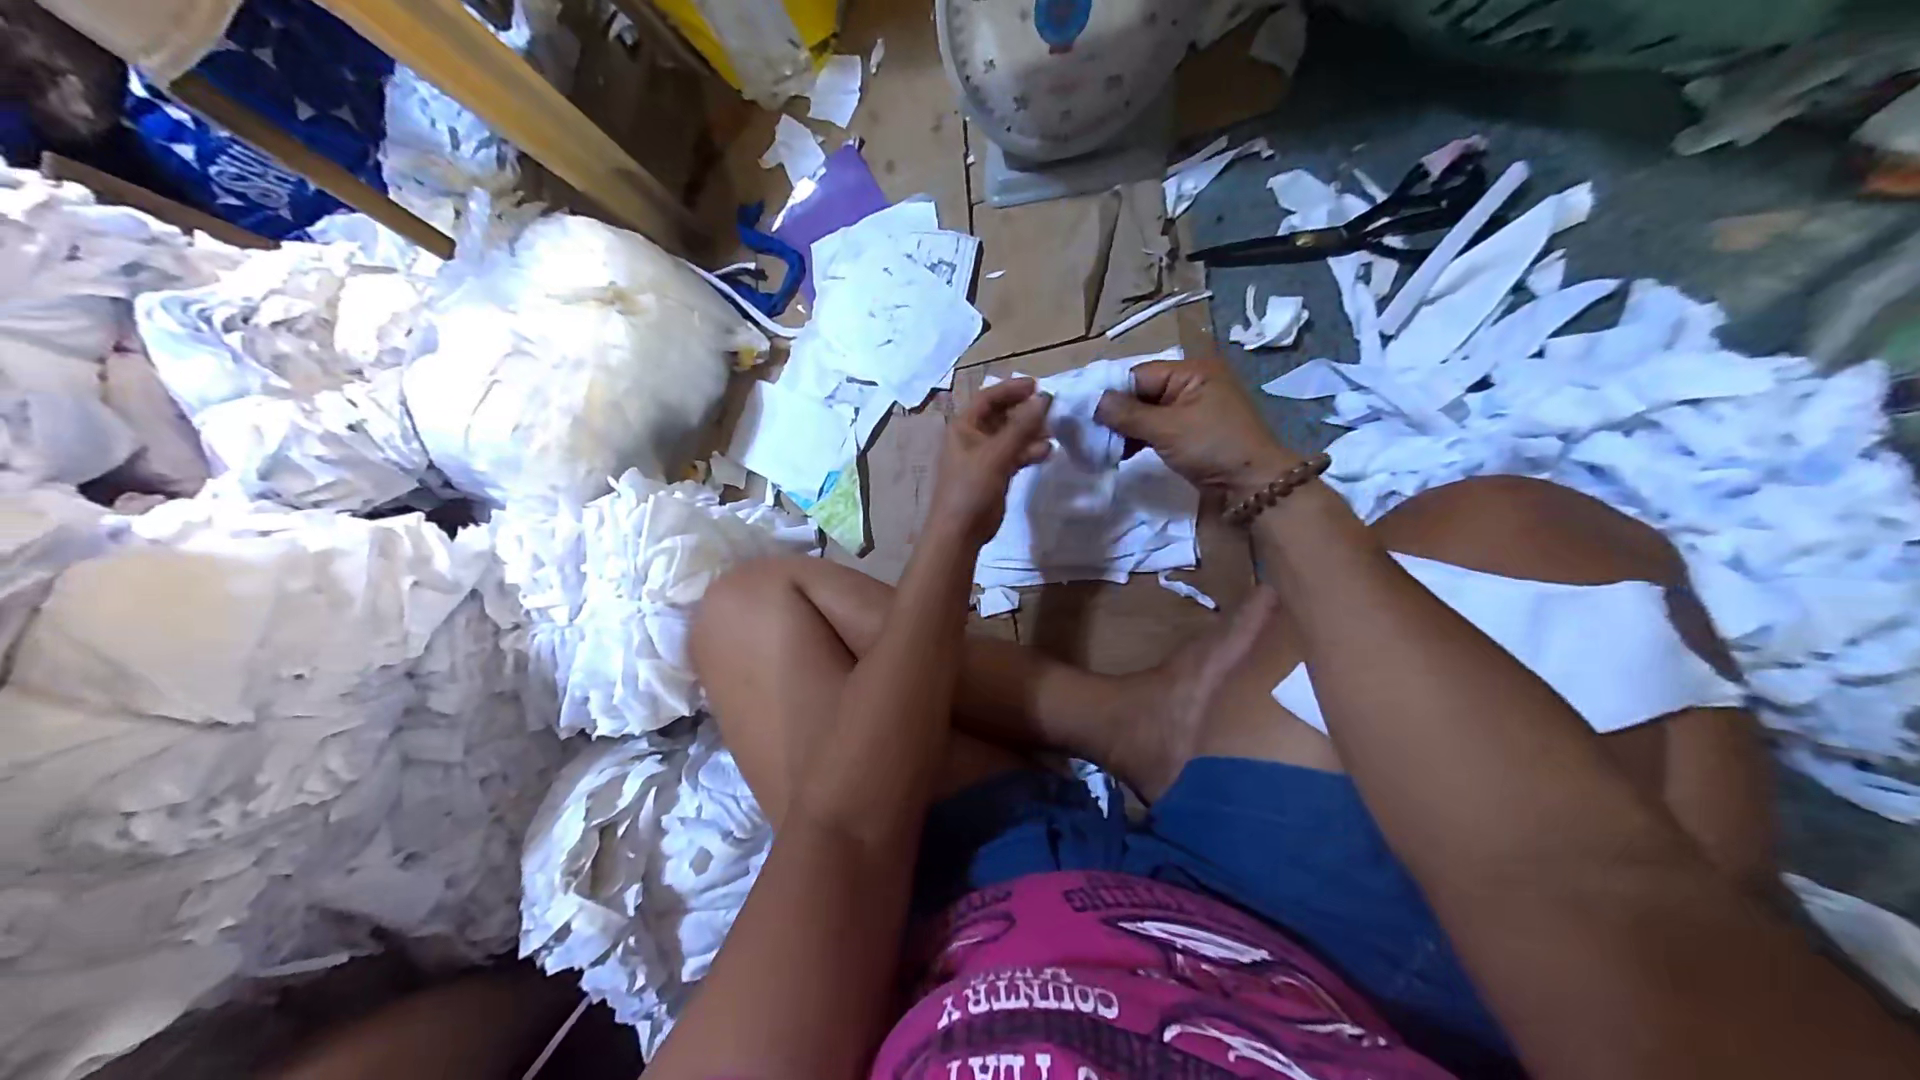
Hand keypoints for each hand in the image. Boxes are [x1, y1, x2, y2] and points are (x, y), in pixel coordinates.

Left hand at [928, 378, 1051, 547]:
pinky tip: (1047, 452)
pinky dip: (1029, 452)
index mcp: (963, 427)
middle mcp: (972, 438)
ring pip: (1010, 436)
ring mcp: (984, 457)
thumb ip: (1021, 427)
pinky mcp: (995, 474)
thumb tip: (1045, 398)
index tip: (1038, 385)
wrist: (960, 532)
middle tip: (1050, 409)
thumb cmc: (971, 488)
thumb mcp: (996, 454)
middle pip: (1001, 415)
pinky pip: (1014, 455)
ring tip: (1053, 431)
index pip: (988, 398)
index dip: (1011, 389)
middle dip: (1024, 411)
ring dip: (1030, 432)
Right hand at [1094, 351, 1300, 497]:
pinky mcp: (1192, 432)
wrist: (1253, 485)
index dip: (1113, 395)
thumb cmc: (1213, 447)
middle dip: (1118, 414)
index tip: (1087, 416)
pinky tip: (1123, 452)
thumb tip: (1094, 402)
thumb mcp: (1167, 428)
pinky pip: (1158, 428)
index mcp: (1192, 370)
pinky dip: (1141, 438)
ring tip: (1106, 448)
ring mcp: (1193, 409)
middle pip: (1142, 393)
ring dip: (1127, 430)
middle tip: (1094, 436)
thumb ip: (1128, 414)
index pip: (1139, 375)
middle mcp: (1193, 384)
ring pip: (1148, 413)